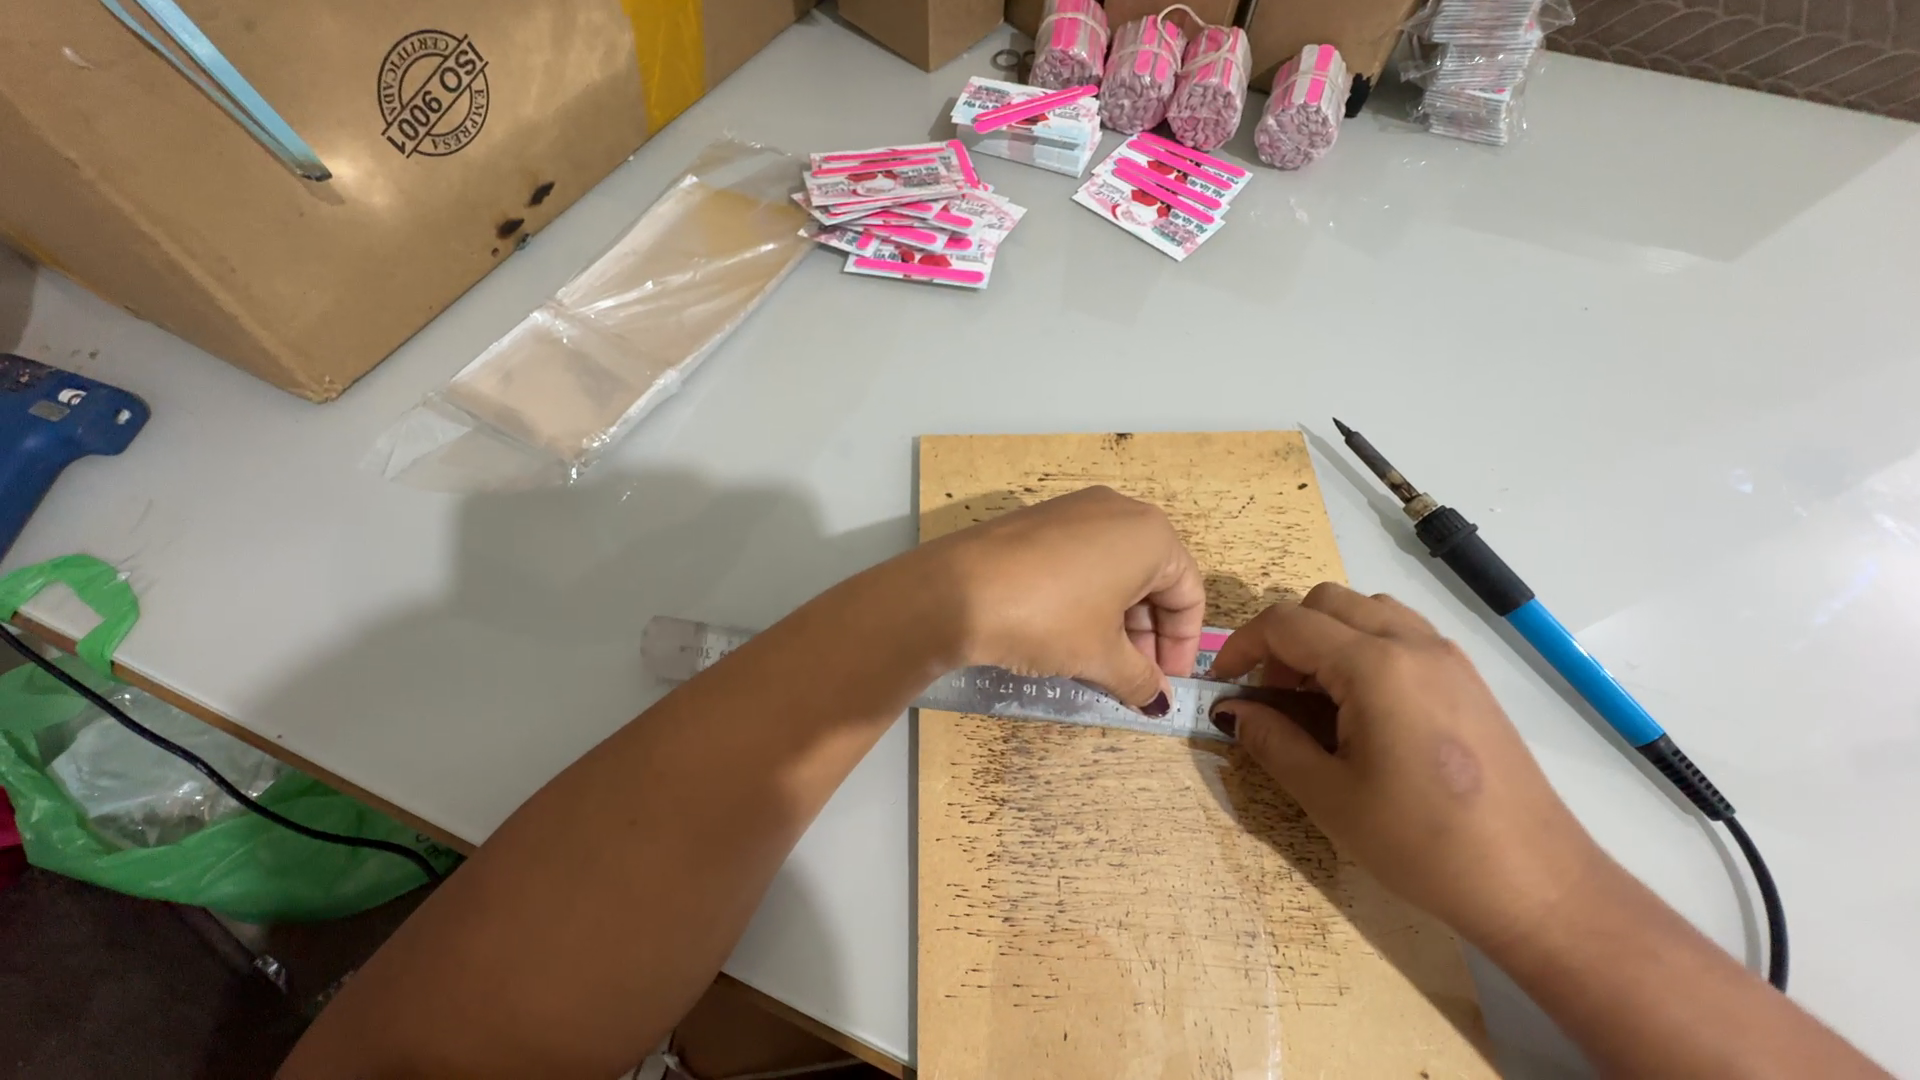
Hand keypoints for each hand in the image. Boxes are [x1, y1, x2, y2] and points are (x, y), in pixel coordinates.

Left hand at [927, 486, 1205, 712]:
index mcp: (1150, 535)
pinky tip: (1067, 637)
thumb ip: (1140, 679)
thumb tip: (1158, 702)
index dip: (1182, 648)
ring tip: (1100, 667)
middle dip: (1147, 637)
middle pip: (1152, 581)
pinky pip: (1081, 562)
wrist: (954, 591)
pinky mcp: (1038, 522)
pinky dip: (1086, 600)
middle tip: (1133, 681)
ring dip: (1116, 623)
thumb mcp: (1100, 655)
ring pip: (1114, 572)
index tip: (1166, 686)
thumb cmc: (1047, 618)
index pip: (1188, 595)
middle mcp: (1118, 510)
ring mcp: (1074, 511)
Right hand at [1208, 583, 1605, 946]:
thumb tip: (1232, 710)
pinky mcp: (1467, 678)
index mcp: (1375, 666)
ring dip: (1325, 636)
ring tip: (1316, 697)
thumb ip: (1271, 739)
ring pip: (1366, 610)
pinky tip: (1361, 705)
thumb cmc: (1422, 843)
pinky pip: (1400, 632)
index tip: (1220, 682)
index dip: (1241, 645)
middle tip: (1272, 694)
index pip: (1286, 624)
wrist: (1537, 885)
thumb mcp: (1328, 795)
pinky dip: (1363, 645)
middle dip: (1284, 637)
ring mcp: (1447, 657)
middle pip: (1325, 602)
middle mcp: (1413, 644)